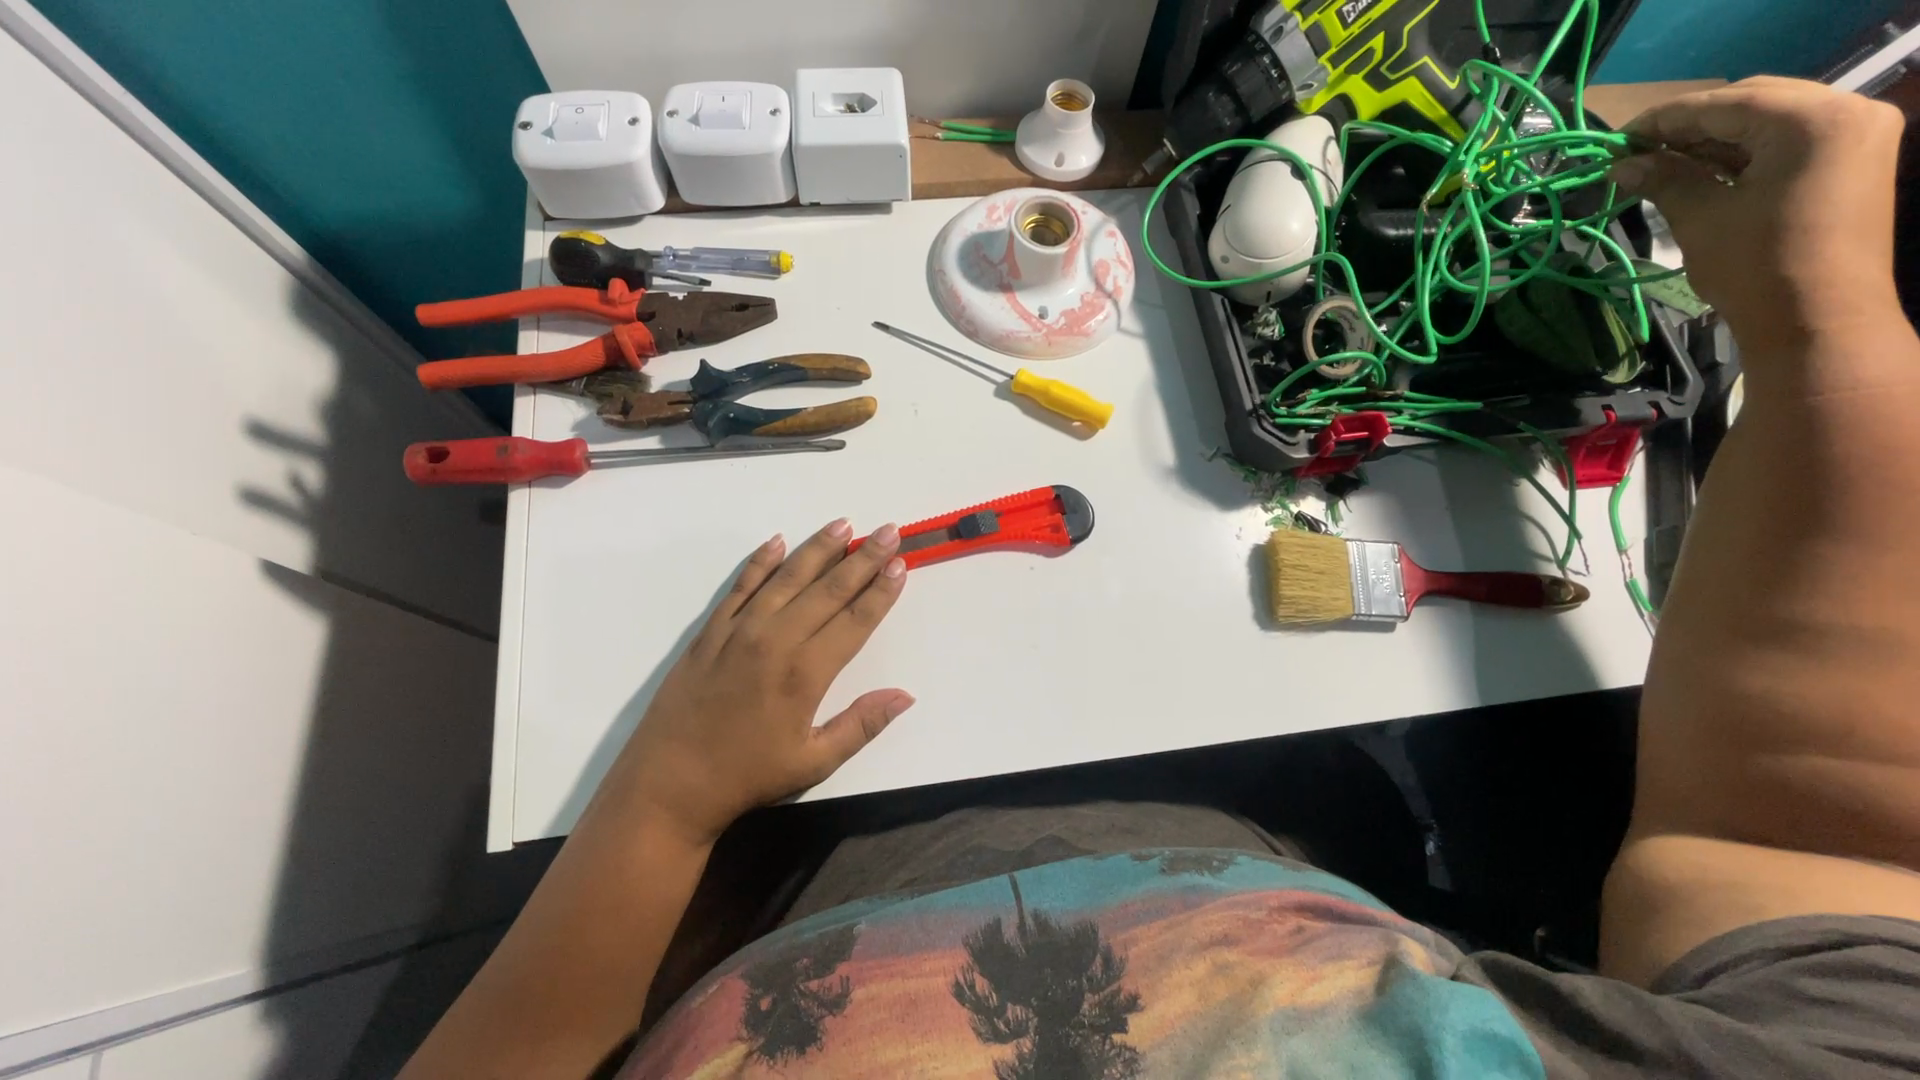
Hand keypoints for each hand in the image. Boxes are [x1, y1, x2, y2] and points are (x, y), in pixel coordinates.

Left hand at [595, 520, 911, 844]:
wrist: (670, 782)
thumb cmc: (747, 776)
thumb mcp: (814, 761)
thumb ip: (861, 724)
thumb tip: (905, 695)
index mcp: (805, 673)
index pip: (855, 620)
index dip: (881, 591)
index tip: (900, 564)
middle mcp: (775, 640)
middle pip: (828, 590)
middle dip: (862, 558)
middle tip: (888, 531)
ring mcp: (740, 630)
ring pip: (786, 578)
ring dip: (818, 548)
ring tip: (844, 525)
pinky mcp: (710, 631)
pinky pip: (740, 587)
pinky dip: (759, 562)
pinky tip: (777, 542)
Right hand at [1611, 77, 1906, 359]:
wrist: (1818, 319)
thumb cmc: (1757, 266)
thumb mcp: (1702, 218)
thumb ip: (1665, 180)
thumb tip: (1621, 164)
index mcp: (1812, 120)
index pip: (1726, 103)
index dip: (1664, 119)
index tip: (1617, 139)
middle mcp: (1844, 112)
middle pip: (1753, 103)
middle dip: (1690, 125)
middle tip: (1636, 149)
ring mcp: (1854, 136)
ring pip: (1769, 121)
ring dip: (1713, 139)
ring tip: (1660, 160)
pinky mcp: (1850, 161)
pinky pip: (1787, 142)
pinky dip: (1741, 152)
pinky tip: (1699, 169)